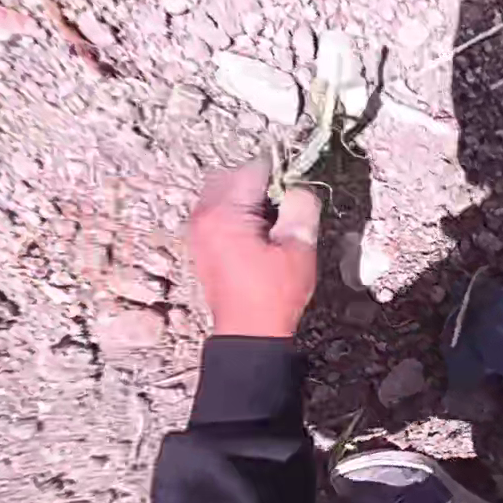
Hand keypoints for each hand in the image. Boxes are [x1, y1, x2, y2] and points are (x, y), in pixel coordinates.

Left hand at [187, 159, 321, 337]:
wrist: (249, 332)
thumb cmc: (275, 292)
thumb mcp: (298, 248)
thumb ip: (301, 208)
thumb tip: (301, 187)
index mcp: (225, 213)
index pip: (254, 170)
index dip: (283, 170)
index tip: (303, 180)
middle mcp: (203, 216)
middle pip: (233, 176)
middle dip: (264, 180)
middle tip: (291, 198)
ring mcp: (198, 229)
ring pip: (225, 191)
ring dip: (252, 195)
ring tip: (278, 215)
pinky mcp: (202, 242)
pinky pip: (220, 210)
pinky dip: (241, 209)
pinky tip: (263, 229)